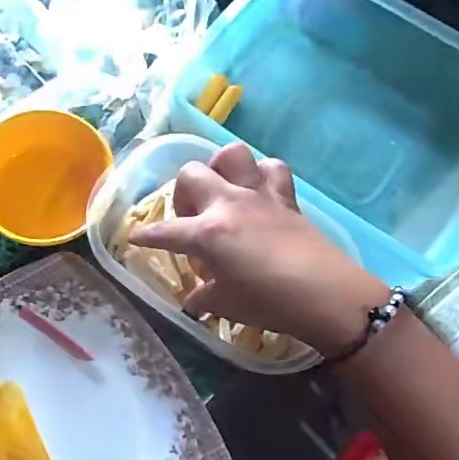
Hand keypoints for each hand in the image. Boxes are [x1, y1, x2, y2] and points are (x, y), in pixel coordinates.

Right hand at [128, 143, 388, 357]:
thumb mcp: (226, 305)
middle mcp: (228, 204)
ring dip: (220, 168)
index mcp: (206, 233)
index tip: (134, 239)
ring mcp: (258, 196)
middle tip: (190, 218)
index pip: (165, 231)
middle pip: (190, 175)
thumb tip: (195, 298)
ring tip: (221, 191)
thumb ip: (204, 296)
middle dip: (181, 193)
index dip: (146, 237)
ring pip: (232, 154)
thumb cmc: (268, 303)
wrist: (324, 294)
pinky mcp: (286, 197)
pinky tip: (258, 192)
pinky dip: (262, 174)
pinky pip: (272, 168)